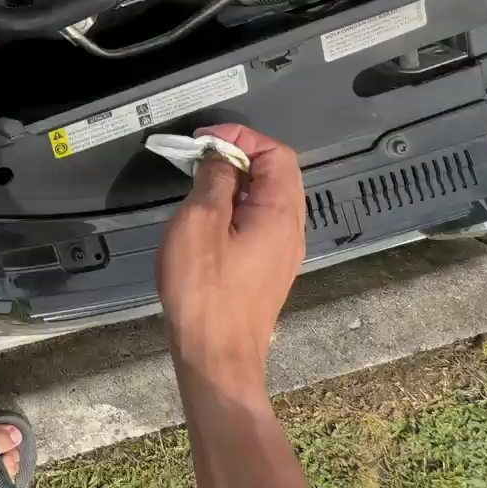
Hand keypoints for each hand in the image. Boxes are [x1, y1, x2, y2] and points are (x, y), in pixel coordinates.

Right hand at [156, 124, 306, 396]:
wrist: (215, 351)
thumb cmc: (204, 287)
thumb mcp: (199, 222)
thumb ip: (214, 182)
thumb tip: (220, 157)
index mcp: (280, 215)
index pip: (277, 155)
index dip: (241, 136)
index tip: (203, 139)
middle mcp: (290, 229)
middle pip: (277, 173)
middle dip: (237, 153)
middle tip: (196, 154)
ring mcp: (280, 249)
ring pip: (266, 195)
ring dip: (233, 177)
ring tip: (196, 178)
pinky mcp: (265, 264)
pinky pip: (257, 216)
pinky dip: (233, 200)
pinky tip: (204, 209)